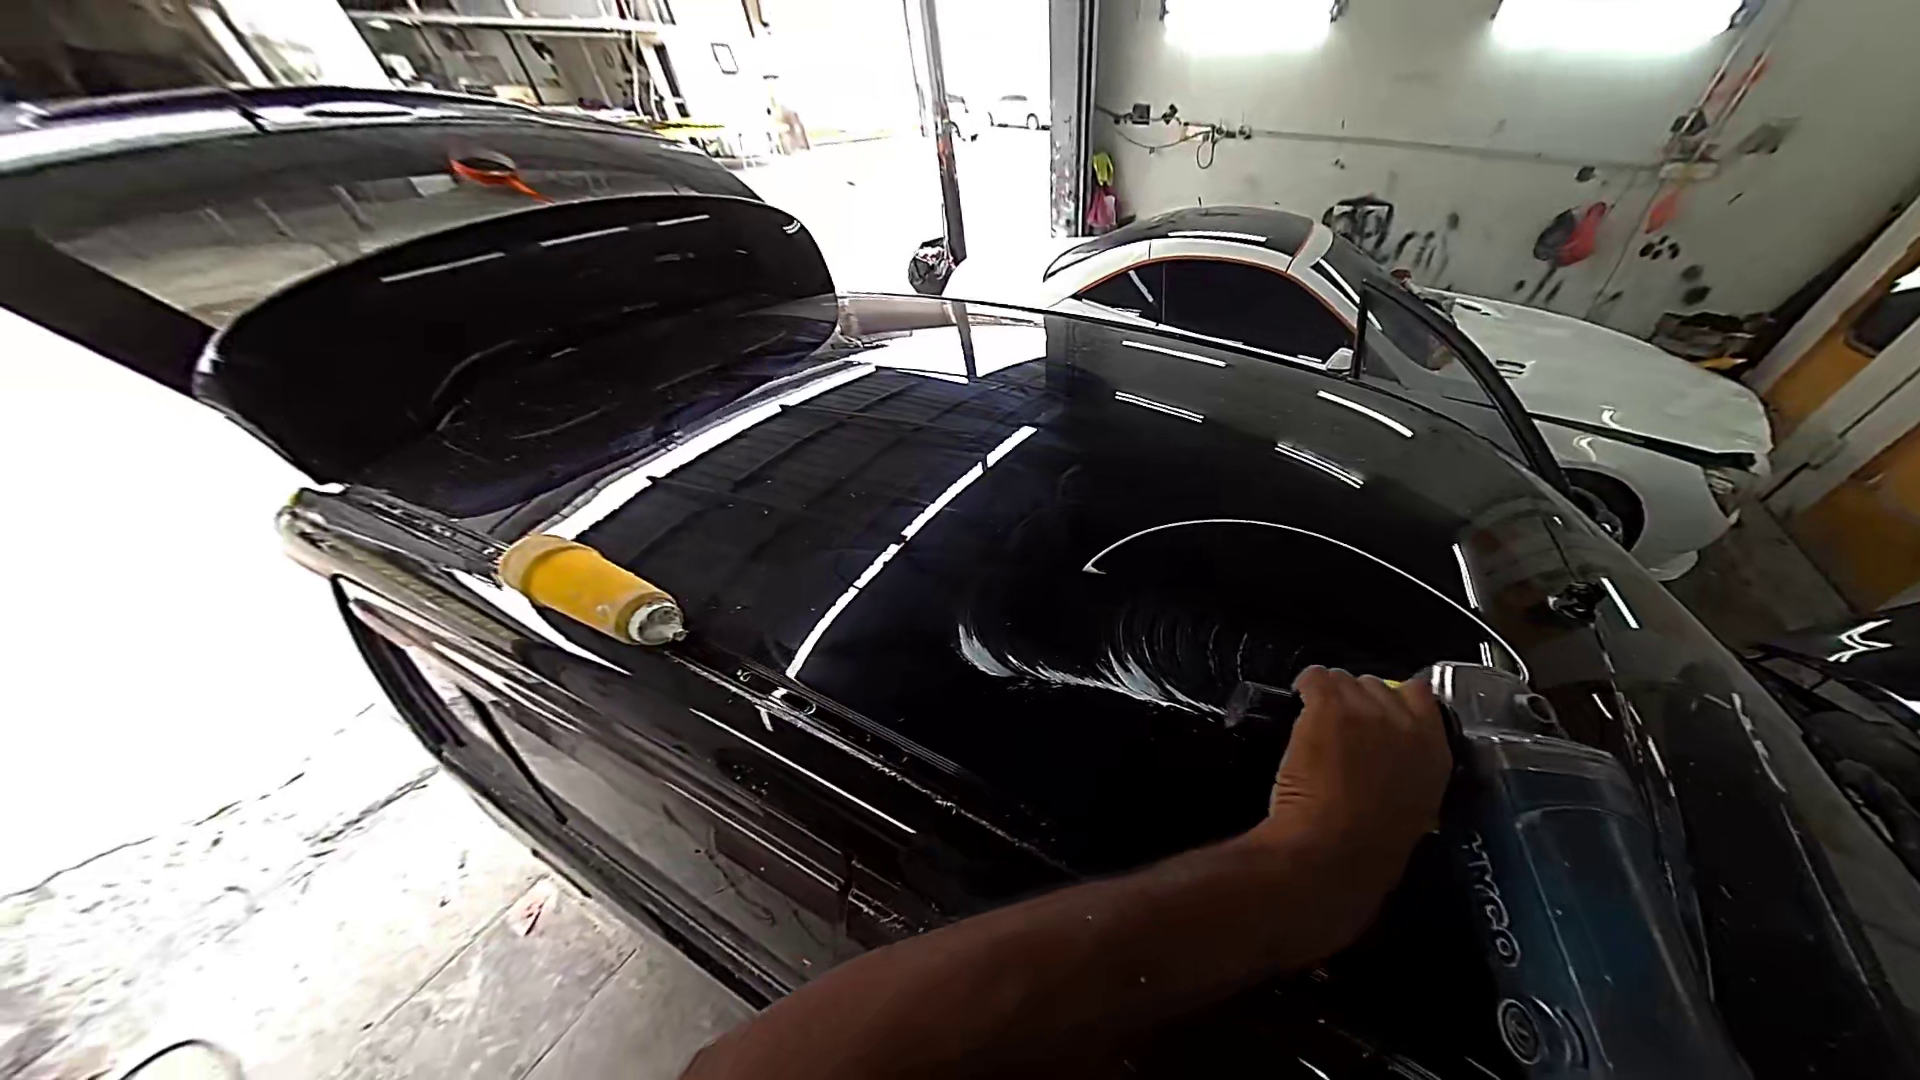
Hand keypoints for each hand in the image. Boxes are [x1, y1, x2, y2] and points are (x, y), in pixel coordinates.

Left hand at [1251, 666, 1450, 901]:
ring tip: (1318, 722)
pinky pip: (1314, 677)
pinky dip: (1305, 685)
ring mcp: (1367, 711)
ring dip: (1329, 695)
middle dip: (1356, 700)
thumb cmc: (1368, 838)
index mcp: (1435, 750)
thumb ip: (1408, 766)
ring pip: (1342, 679)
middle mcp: (1406, 723)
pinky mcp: (1331, 706)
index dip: (1392, 698)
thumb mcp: (1412, 802)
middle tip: (1339, 725)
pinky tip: (1299, 697)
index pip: (1421, 695)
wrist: (1335, 845)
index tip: (1373, 709)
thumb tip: (1386, 751)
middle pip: (1375, 685)